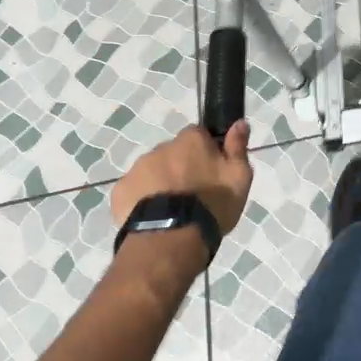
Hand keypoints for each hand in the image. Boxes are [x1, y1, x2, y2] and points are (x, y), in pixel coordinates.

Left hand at [112, 122, 253, 233]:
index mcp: (191, 140)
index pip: (199, 135)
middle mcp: (162, 147)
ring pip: (153, 171)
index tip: (210, 170)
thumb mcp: (239, 177)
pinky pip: (134, 190)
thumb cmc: (211, 204)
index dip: (205, 151)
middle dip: (181, 167)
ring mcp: (137, 168)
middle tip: (192, 193)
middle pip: (173, 153)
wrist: (171, 238)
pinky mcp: (120, 191)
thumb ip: (238, 148)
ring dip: (161, 182)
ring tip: (171, 209)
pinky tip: (153, 217)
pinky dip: (142, 199)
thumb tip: (240, 122)